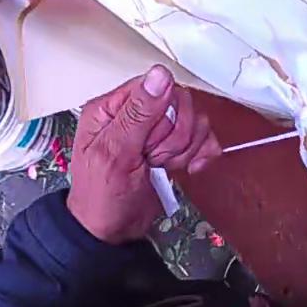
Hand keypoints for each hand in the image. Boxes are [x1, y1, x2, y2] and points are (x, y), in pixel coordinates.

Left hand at [66, 65, 221, 243]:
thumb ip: (138, 114)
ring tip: (163, 165)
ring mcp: (159, 131)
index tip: (150, 142)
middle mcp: (138, 114)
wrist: (113, 231)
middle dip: (176, 136)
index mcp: (114, 107)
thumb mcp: (115, 153)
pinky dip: (201, 154)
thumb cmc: (102, 196)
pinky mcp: (176, 146)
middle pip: (181, 103)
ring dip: (186, 149)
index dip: (163, 114)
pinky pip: (204, 138)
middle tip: (154, 157)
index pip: (156, 87)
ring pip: (196, 121)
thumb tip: (160, 75)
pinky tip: (188, 169)